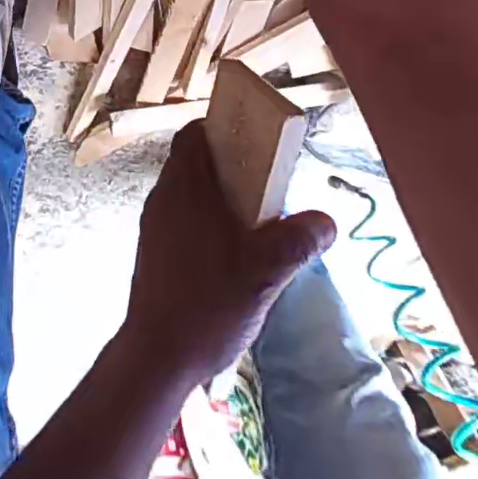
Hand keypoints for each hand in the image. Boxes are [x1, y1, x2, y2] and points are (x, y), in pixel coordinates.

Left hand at [123, 121, 336, 382]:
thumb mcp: (264, 273)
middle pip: (192, 161)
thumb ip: (296, 241)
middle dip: (228, 165)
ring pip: (187, 190)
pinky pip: (180, 216)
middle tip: (264, 184)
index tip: (250, 137)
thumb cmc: (208, 304)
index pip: (193, 136)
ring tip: (254, 221)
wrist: (159, 350)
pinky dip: (205, 218)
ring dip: (218, 195)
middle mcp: (163, 197)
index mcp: (184, 188)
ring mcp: (154, 223)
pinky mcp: (153, 247)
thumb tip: (324, 220)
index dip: (219, 128)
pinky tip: (230, 251)